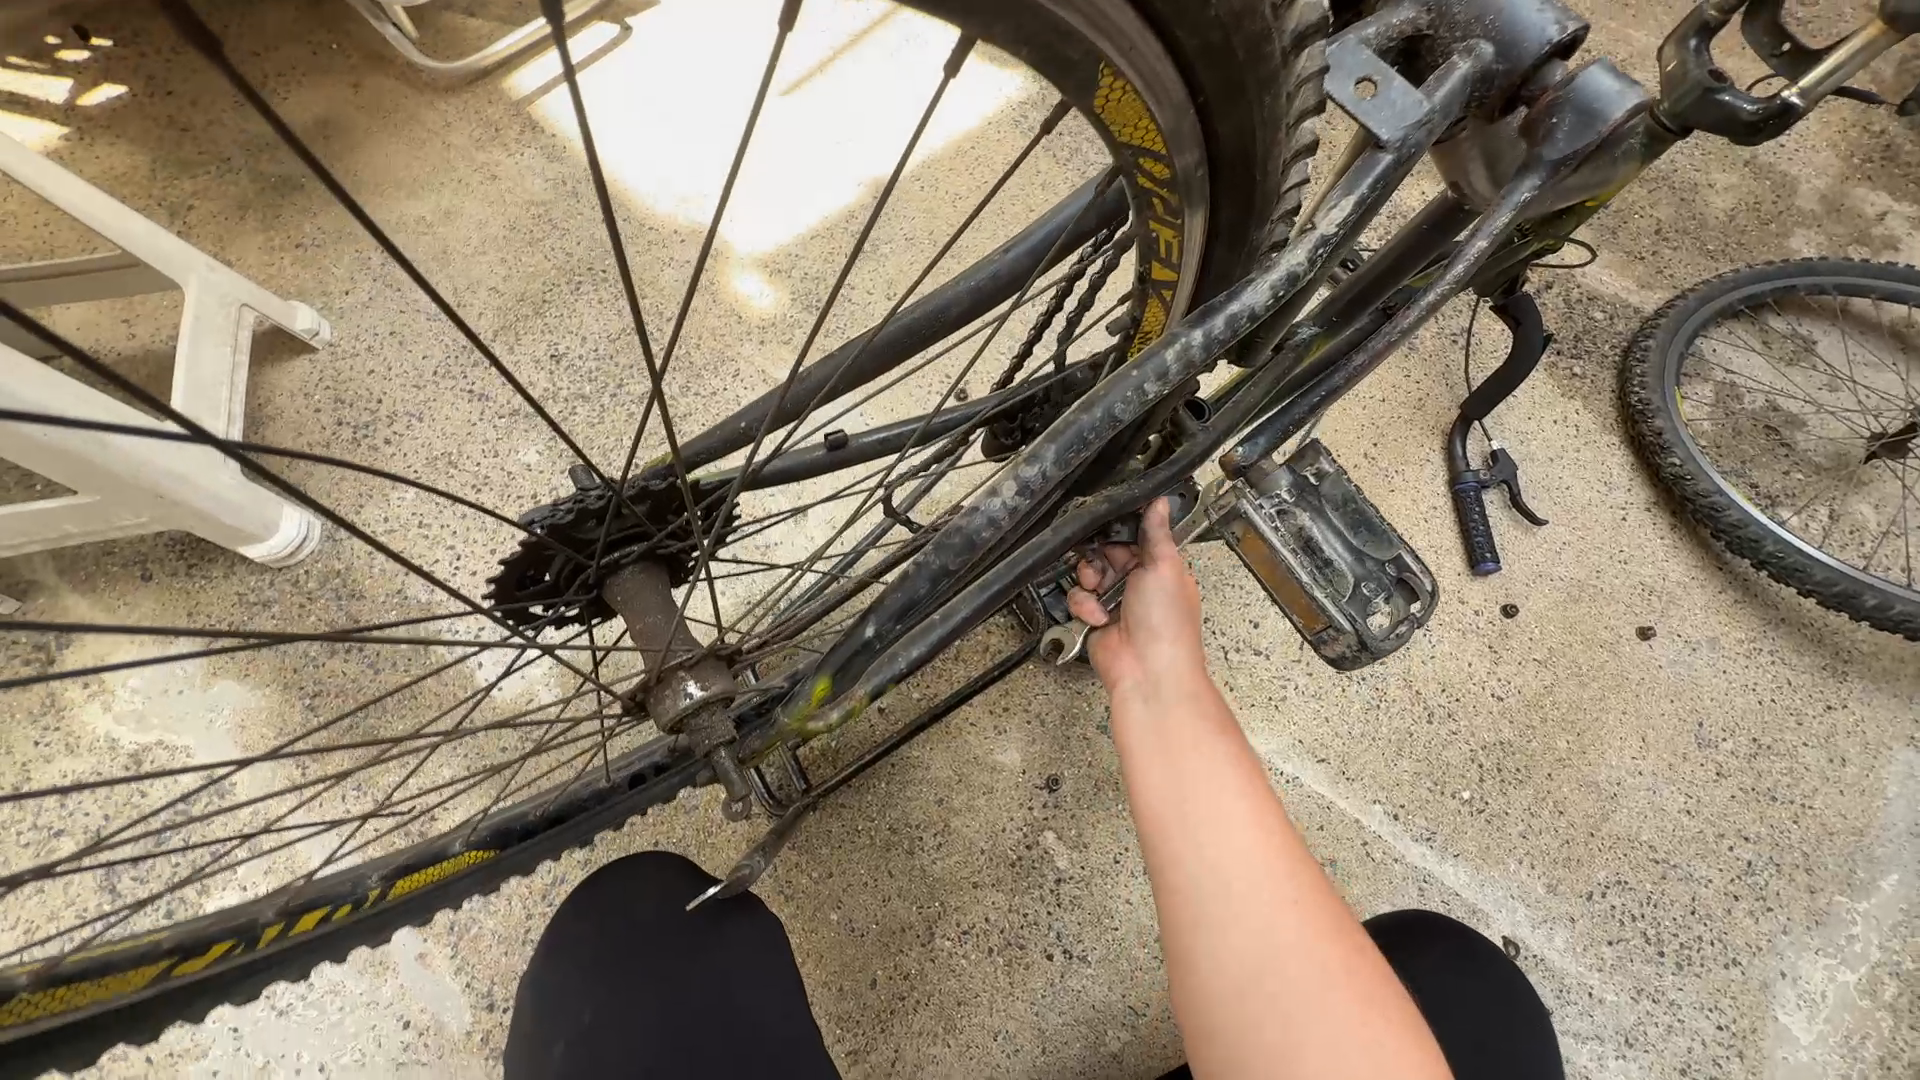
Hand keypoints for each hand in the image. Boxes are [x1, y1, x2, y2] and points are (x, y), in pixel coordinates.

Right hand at [1066, 496, 1207, 698]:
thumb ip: (1157, 532)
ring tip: (1099, 592)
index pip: (1131, 538)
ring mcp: (1115, 602)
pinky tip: (1099, 617)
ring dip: (1089, 582)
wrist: (1147, 668)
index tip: (1107, 532)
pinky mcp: (1095, 618)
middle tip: (1103, 566)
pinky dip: (1084, 606)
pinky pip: (1078, 599)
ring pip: (1086, 574)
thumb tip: (1161, 502)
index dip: (1117, 535)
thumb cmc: (1167, 624)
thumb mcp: (1165, 566)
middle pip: (1104, 554)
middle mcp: (1137, 583)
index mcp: (1159, 567)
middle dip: (1098, 558)